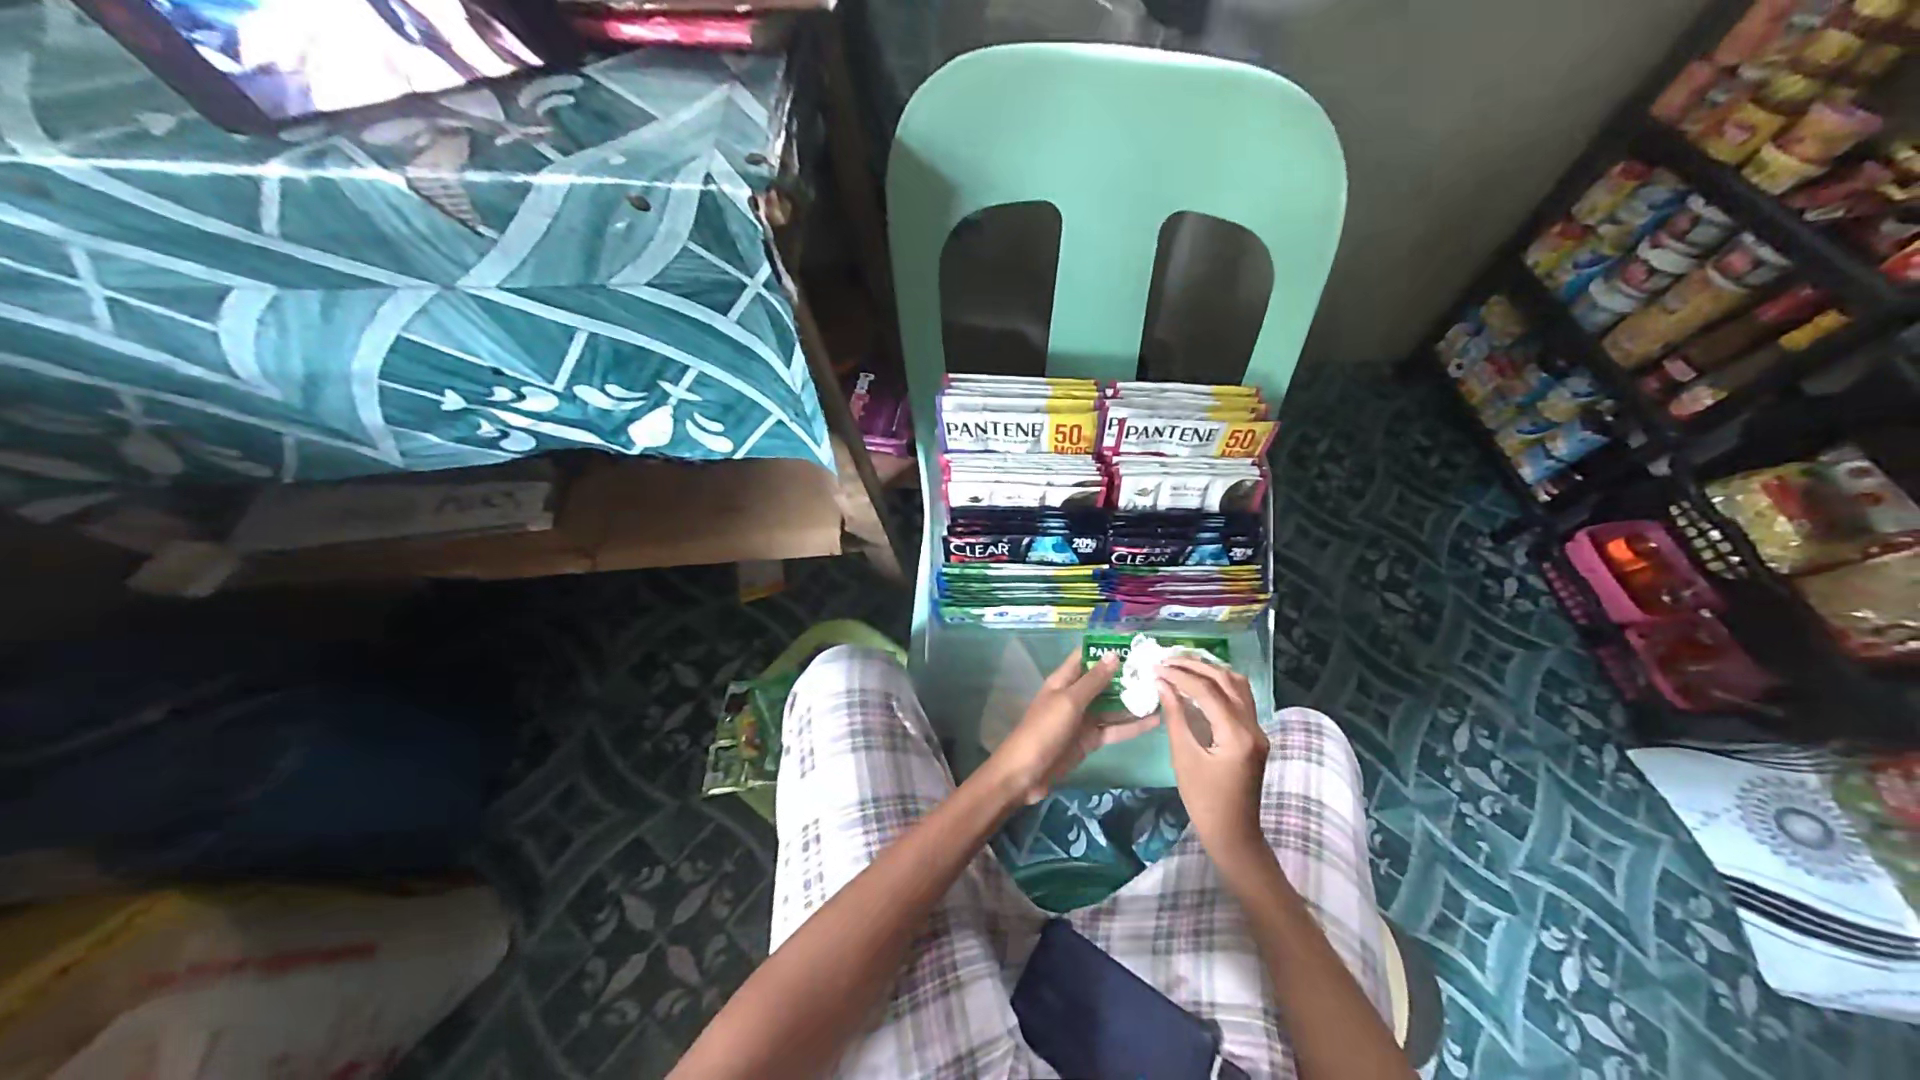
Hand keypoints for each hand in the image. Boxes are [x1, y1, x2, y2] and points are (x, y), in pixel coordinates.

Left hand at [983, 653, 1158, 803]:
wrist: (1026, 773)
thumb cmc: (1044, 730)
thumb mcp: (1069, 701)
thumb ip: (1093, 681)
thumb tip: (1113, 655)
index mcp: (1063, 680)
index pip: (1086, 657)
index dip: (1107, 648)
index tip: (1135, 643)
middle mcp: (1074, 696)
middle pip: (1103, 681)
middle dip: (1127, 676)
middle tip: (1159, 670)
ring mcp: (1083, 719)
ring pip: (1112, 706)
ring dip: (1134, 701)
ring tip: (1164, 693)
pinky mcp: (1090, 740)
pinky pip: (1114, 729)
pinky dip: (1132, 726)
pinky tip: (1155, 721)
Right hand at [1158, 658, 1269, 862]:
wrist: (1233, 833)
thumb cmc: (1203, 800)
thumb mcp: (1184, 757)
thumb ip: (1175, 717)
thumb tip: (1162, 685)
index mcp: (1238, 735)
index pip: (1208, 691)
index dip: (1180, 676)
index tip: (1156, 668)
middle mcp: (1254, 727)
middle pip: (1227, 681)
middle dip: (1195, 667)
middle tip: (1166, 661)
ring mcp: (1258, 731)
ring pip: (1238, 686)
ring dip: (1210, 672)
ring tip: (1181, 666)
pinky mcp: (1254, 736)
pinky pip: (1239, 699)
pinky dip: (1219, 686)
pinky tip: (1198, 685)